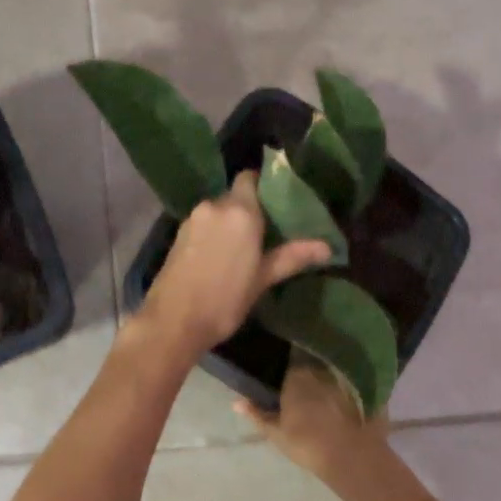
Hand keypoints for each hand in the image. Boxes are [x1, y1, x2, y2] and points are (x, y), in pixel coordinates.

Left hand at [139, 171, 331, 355]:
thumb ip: (292, 257)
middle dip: (249, 211)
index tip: (278, 204)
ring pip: (217, 213)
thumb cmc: (224, 300)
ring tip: (244, 251)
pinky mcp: (177, 237)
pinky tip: (220, 259)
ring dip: (229, 226)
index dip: (264, 186)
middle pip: (235, 197)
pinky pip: (202, 227)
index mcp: (240, 211)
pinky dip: (213, 236)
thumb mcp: (262, 279)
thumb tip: (327, 248)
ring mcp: (192, 220)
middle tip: (267, 235)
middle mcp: (214, 206)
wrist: (173, 322)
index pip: (251, 178)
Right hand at [237, 359, 392, 485]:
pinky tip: (355, 388)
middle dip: (314, 361)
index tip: (290, 366)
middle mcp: (323, 367)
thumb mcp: (276, 433)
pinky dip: (358, 378)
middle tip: (310, 372)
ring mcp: (349, 374)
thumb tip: (236, 402)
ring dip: (335, 368)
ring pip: (339, 364)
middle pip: (317, 358)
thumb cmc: (307, 444)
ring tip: (331, 377)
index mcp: (297, 374)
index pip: (292, 357)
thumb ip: (257, 414)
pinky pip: (361, 375)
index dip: (292, 361)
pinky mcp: (372, 384)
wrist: (351, 457)